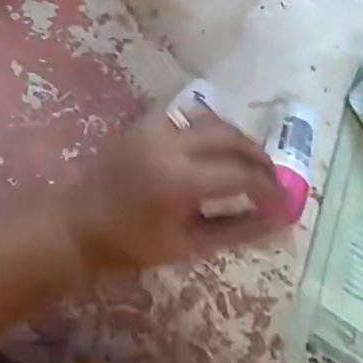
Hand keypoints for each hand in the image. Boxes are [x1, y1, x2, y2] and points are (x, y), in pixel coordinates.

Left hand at [60, 115, 286, 275]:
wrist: (78, 223)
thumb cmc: (131, 244)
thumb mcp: (188, 246)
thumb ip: (236, 230)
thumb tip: (278, 221)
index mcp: (180, 179)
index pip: (241, 174)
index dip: (270, 188)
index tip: (284, 203)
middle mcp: (169, 143)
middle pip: (229, 136)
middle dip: (257, 156)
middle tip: (272, 179)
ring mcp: (154, 127)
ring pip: (209, 119)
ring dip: (235, 138)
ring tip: (248, 164)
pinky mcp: (143, 122)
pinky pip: (185, 116)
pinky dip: (206, 128)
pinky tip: (213, 150)